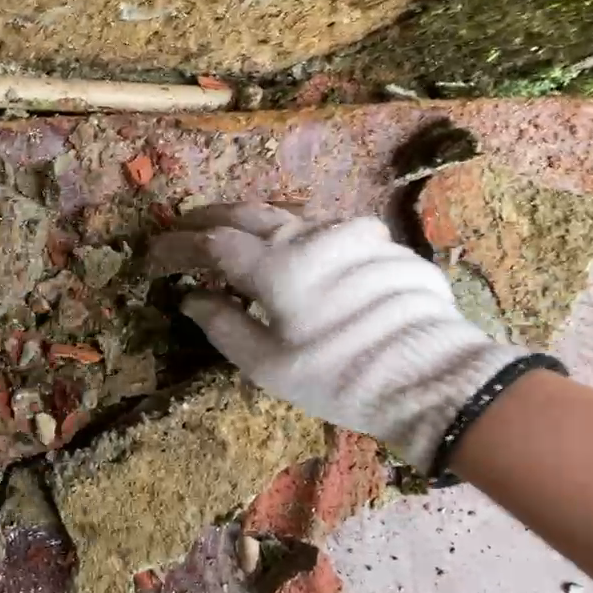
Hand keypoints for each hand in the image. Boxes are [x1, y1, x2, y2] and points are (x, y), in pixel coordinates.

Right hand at [148, 204, 532, 472]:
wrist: (436, 380)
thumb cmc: (339, 377)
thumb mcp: (265, 365)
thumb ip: (221, 324)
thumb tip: (191, 298)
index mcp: (275, 266)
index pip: (211, 242)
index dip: (178, 245)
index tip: (156, 253)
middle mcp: (311, 236)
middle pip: (248, 213)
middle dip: (210, 218)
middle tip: (188, 227)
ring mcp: (353, 234)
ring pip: (291, 216)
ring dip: (257, 223)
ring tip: (239, 236)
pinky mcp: (384, 245)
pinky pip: (328, 231)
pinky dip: (300, 237)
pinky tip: (300, 255)